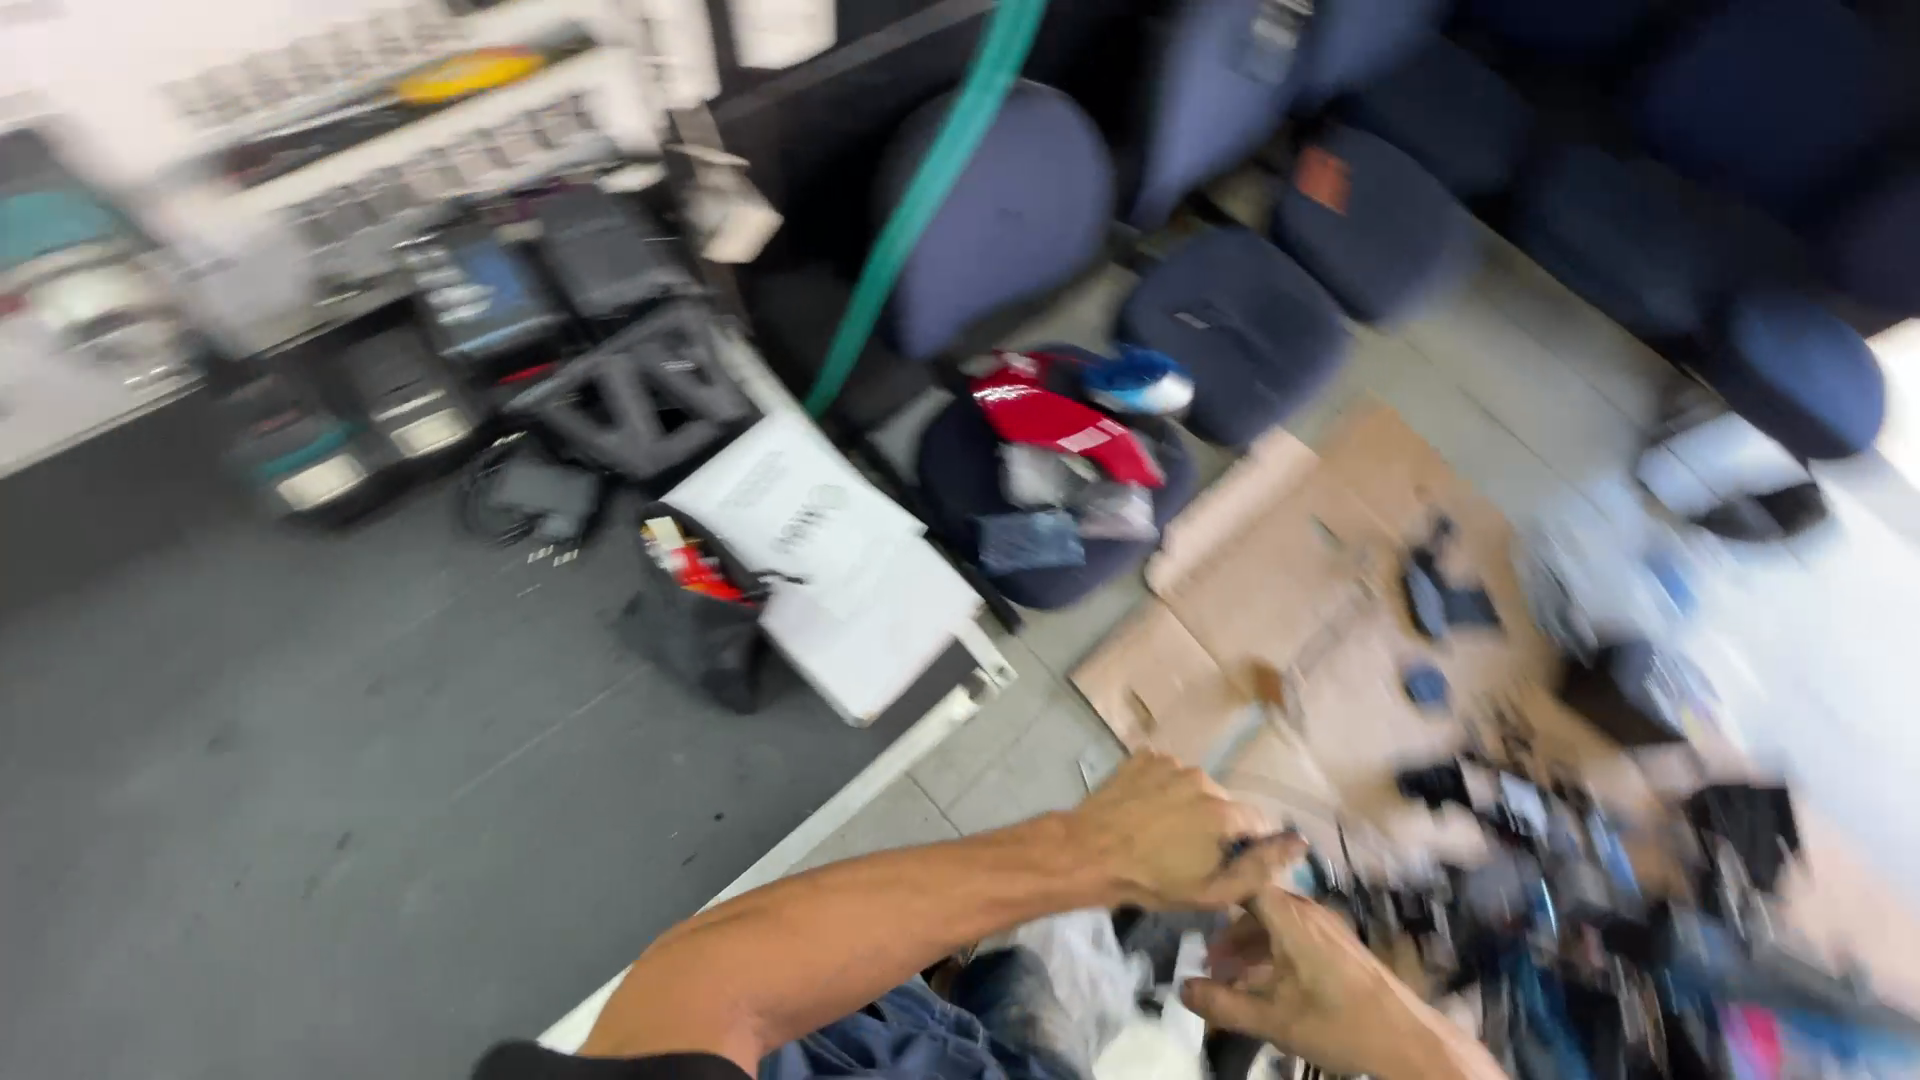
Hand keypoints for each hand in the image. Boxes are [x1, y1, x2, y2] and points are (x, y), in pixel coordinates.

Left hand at [1065, 751, 1302, 910]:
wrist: (1090, 852)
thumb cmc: (1153, 880)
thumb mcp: (1212, 891)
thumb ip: (1261, 867)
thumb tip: (1299, 843)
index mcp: (1223, 810)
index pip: (1258, 823)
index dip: (1246, 845)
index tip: (1224, 861)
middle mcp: (1202, 778)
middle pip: (1224, 802)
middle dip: (1216, 824)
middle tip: (1188, 850)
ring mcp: (1169, 763)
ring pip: (1194, 786)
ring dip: (1188, 803)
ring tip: (1162, 829)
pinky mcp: (1143, 757)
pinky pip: (1165, 772)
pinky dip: (1162, 787)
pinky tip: (1145, 809)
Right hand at [1180, 887, 1482, 1079]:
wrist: (1411, 1043)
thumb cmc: (1339, 1023)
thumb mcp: (1274, 1020)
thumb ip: (1224, 1004)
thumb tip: (1181, 989)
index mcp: (1289, 916)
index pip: (1243, 877)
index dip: (1215, 879)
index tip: (1191, 888)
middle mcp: (1306, 911)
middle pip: (1255, 904)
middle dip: (1227, 929)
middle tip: (1206, 958)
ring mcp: (1324, 927)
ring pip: (1274, 923)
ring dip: (1248, 945)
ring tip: (1228, 976)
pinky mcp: (1337, 945)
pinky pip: (1292, 935)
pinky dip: (1271, 952)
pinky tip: (1263, 983)